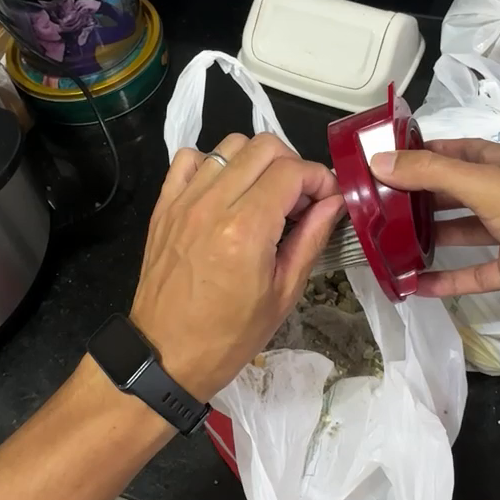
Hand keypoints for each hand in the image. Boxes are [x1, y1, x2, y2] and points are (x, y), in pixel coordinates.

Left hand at [129, 132, 343, 400]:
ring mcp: (184, 200)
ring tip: (264, 193)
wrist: (165, 355)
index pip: (292, 171)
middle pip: (263, 146)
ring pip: (230, 145)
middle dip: (292, 164)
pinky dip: (213, 163)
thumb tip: (334, 202)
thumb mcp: (283, 294)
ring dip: (256, 161)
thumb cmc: (229, 335)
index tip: (327, 198)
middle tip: (299, 198)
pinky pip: (189, 158)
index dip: (319, 178)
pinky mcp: (164, 204)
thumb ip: (311, 239)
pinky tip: (225, 190)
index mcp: (246, 229)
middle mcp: (213, 204)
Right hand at [370, 138, 499, 329]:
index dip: (418, 152)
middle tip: (373, 204)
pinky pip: (471, 272)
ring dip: (427, 236)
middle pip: (451, 191)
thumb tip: (378, 161)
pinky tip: (414, 285)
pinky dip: (445, 279)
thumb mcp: (484, 185)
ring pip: (458, 231)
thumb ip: (430, 174)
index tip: (379, 159)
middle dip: (415, 196)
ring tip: (385, 242)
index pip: (451, 150)